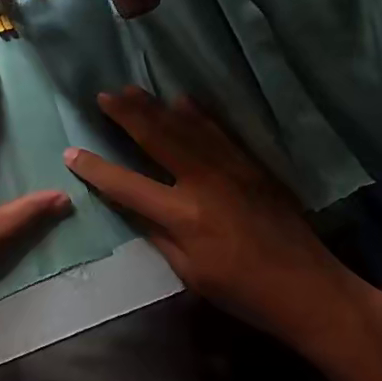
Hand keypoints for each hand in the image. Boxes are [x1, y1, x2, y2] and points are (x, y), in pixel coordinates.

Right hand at [64, 87, 381, 340]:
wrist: (309, 287)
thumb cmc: (244, 291)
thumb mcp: (190, 273)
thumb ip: (158, 235)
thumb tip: (133, 206)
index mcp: (182, 215)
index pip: (127, 185)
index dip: (95, 168)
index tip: (72, 152)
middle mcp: (202, 181)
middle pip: (156, 137)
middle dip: (126, 114)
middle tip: (103, 95)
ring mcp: (229, 167)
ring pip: (185, 126)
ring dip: (155, 105)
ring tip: (132, 89)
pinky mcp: (251, 164)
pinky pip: (218, 130)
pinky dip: (197, 113)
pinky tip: (182, 100)